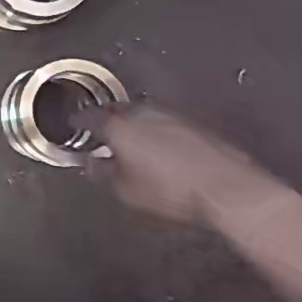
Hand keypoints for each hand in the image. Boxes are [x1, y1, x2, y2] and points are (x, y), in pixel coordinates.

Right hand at [89, 107, 289, 226]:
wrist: (226, 190)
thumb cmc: (174, 191)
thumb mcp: (125, 191)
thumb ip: (102, 174)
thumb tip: (93, 166)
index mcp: (119, 126)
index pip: (89, 117)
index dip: (79, 121)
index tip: (75, 123)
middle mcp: (143, 114)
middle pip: (117, 110)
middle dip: (106, 120)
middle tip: (100, 131)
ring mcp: (171, 117)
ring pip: (143, 115)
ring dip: (134, 125)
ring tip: (131, 143)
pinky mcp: (194, 126)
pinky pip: (166, 124)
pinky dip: (157, 133)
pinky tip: (161, 150)